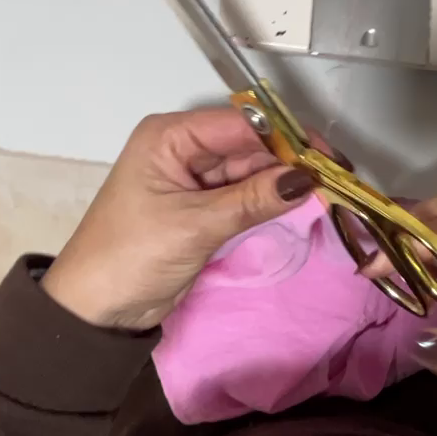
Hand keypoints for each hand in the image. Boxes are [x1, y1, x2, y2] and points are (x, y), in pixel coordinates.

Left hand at [42, 107, 318, 329]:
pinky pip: (246, 195)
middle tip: (337, 178)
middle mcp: (184, 149)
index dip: (286, 138)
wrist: (99, 310)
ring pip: (252, 171)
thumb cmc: (130, 257)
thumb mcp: (195, 225)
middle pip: (251, 145)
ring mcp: (196, 179)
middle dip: (291, 160)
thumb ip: (253, 200)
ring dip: (286, 181)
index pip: (241, 125)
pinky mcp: (205, 208)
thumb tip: (307, 179)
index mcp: (171, 137)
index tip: (327, 157)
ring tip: (330, 190)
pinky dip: (271, 200)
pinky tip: (301, 202)